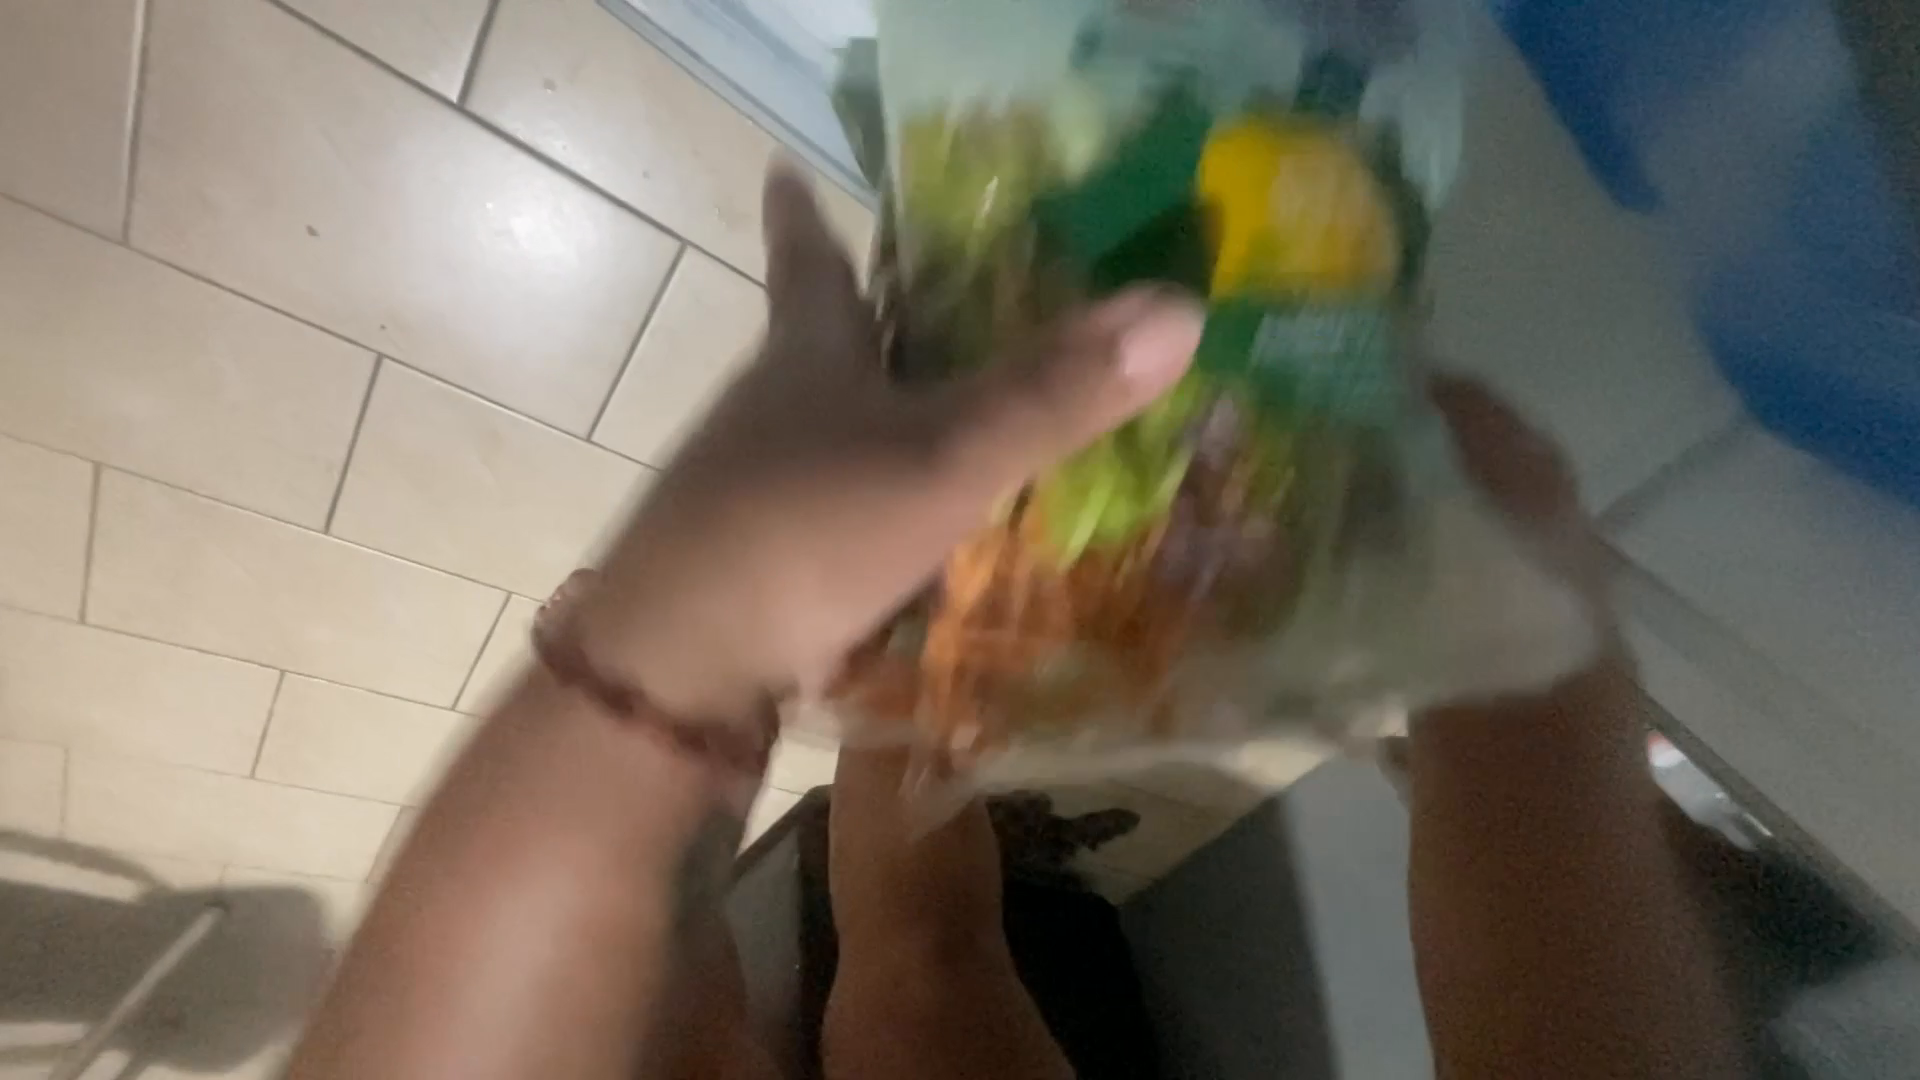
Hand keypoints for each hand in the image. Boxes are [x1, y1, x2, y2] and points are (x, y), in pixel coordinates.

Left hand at [570, 169, 1205, 722]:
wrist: (686, 667)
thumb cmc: (809, 531)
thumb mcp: (944, 458)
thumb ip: (1052, 395)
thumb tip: (1178, 309)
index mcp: (807, 358)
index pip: (810, 262)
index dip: (804, 216)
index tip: (786, 169)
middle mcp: (771, 412)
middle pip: (815, 343)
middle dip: (852, 312)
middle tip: (905, 291)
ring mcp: (755, 486)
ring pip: (823, 427)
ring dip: (866, 408)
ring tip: (923, 399)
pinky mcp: (761, 556)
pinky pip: (832, 503)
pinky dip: (871, 493)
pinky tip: (903, 514)